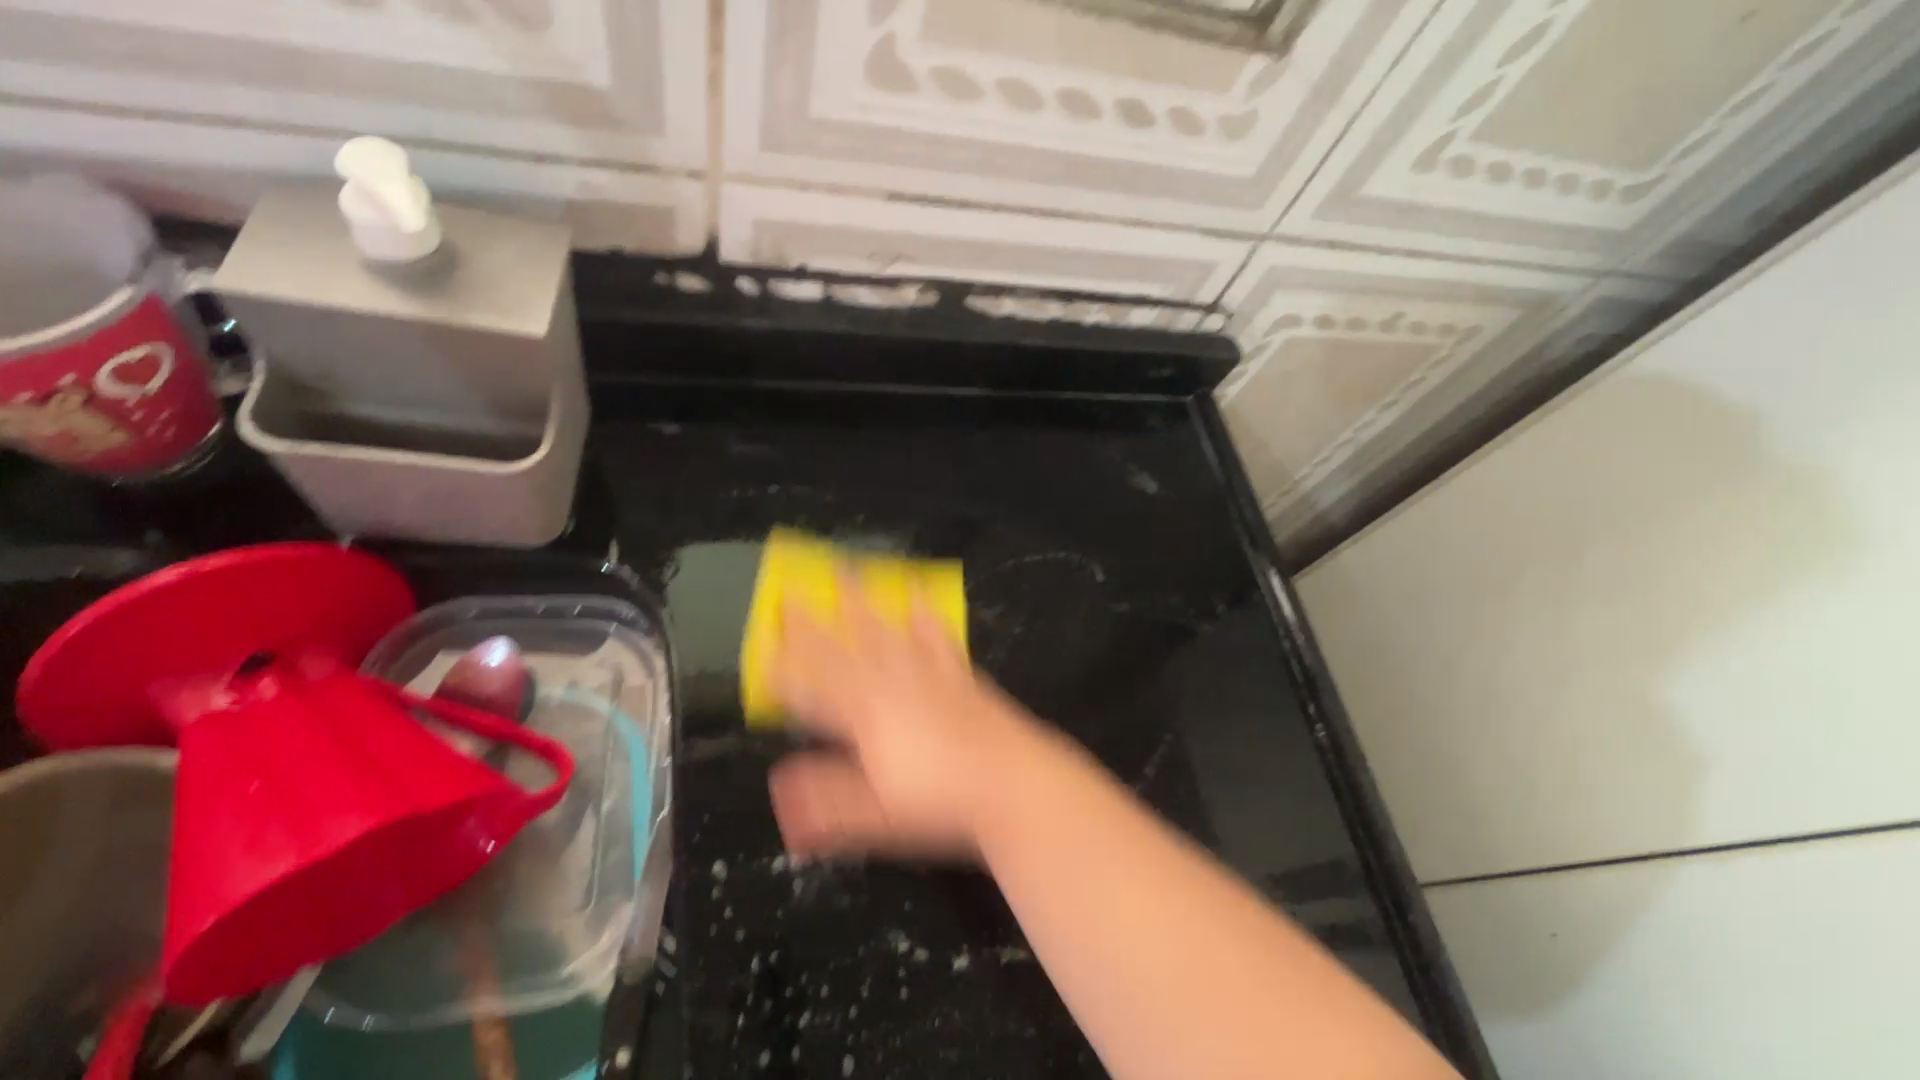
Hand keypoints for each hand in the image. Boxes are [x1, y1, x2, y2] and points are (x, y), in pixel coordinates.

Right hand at [767, 581, 1046, 859]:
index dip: (784, 671)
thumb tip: (779, 789)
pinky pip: (936, 635)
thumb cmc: (941, 805)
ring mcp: (929, 674)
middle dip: (815, 620)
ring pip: (887, 629)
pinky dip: (923, 613)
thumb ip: (827, 800)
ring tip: (846, 569)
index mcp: (866, 717)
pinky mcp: (961, 675)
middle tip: (792, 589)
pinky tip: (920, 595)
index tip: (762, 649)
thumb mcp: (876, 814)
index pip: (814, 689)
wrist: (1016, 785)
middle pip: (846, 647)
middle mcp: (893, 686)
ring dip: (863, 601)